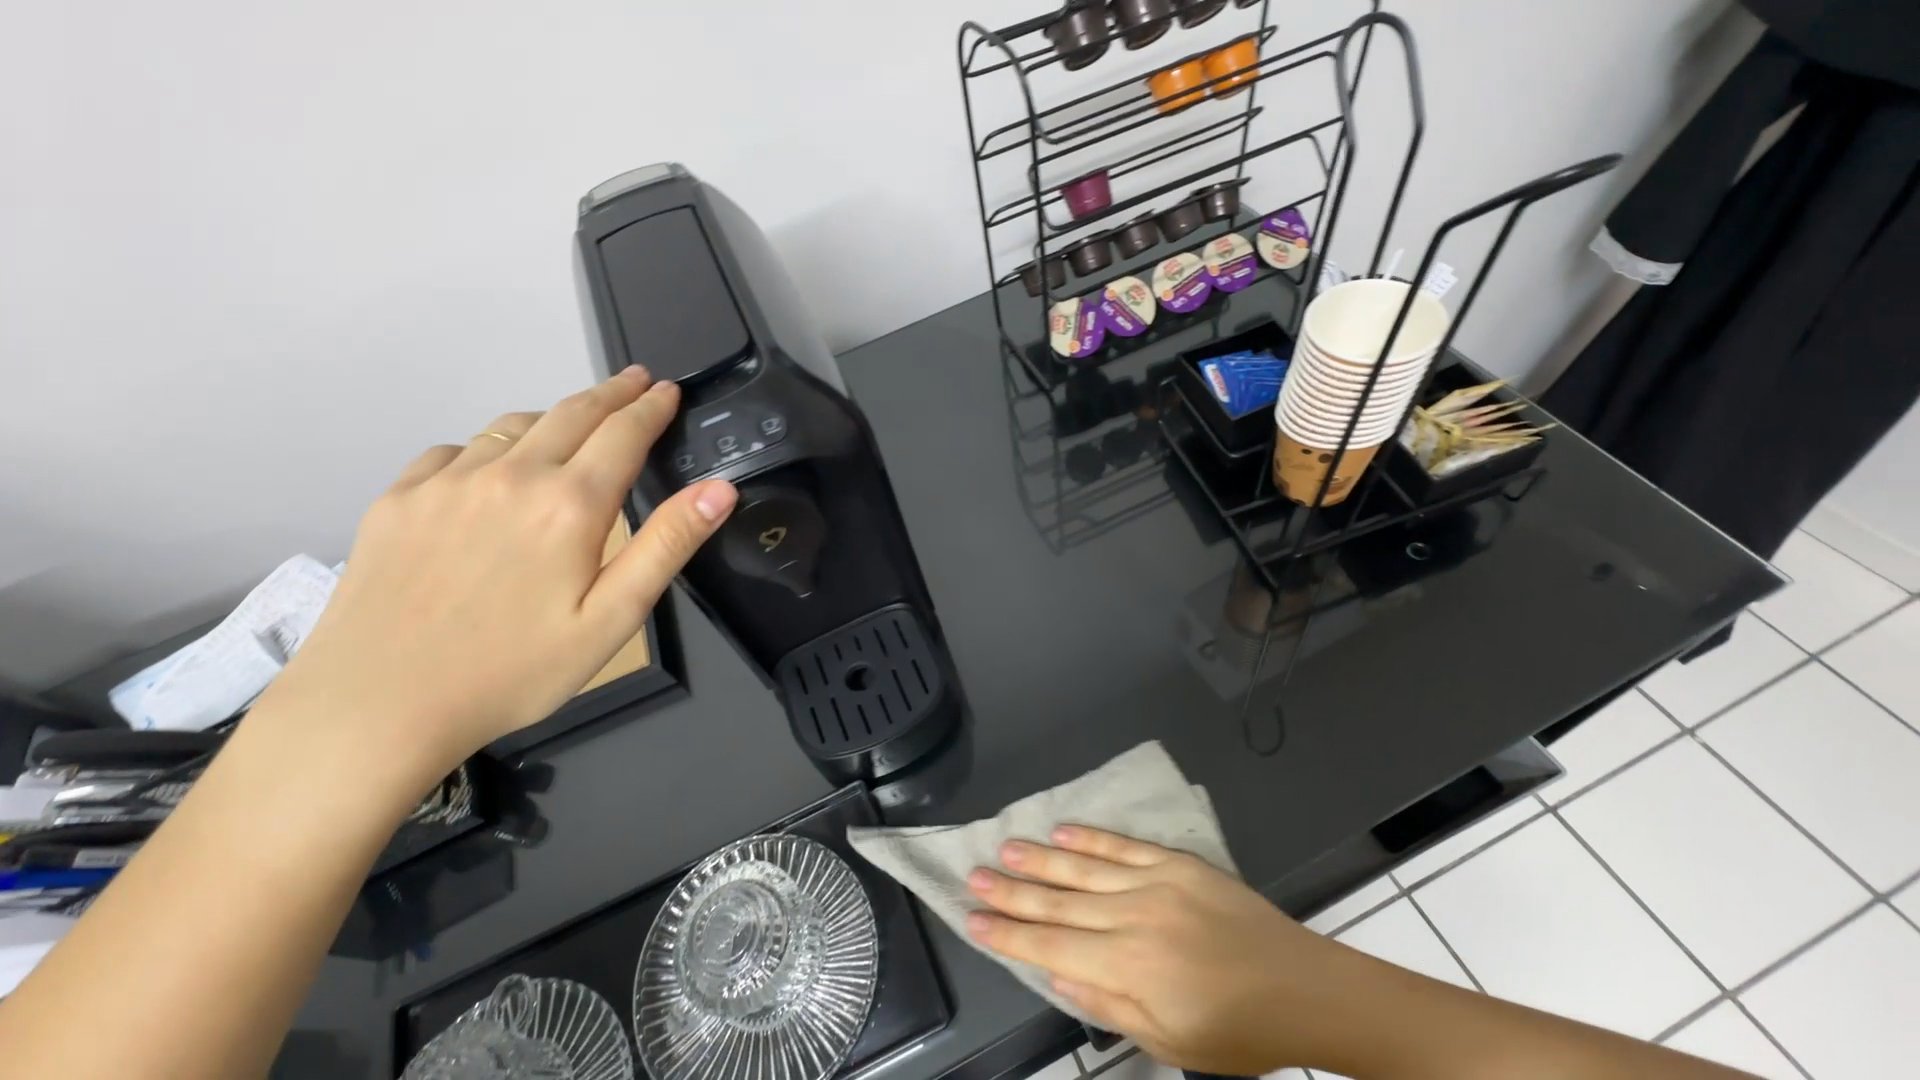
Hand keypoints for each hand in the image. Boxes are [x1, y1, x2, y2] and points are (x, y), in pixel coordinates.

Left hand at [256, 366, 734, 775]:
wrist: (379, 704)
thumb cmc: (514, 671)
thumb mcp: (612, 620)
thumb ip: (667, 546)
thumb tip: (719, 489)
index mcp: (570, 504)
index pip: (623, 433)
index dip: (651, 407)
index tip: (667, 389)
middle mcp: (510, 475)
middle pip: (570, 413)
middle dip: (610, 393)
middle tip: (634, 379)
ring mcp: (446, 482)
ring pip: (512, 425)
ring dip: (552, 415)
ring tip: (572, 420)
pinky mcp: (398, 498)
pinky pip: (454, 450)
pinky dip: (487, 446)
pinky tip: (491, 469)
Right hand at [966, 827, 1359, 1074]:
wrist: (1304, 987)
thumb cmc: (1237, 1030)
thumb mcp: (1169, 1041)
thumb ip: (1108, 1006)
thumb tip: (1055, 974)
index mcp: (1129, 967)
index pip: (1051, 946)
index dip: (1008, 935)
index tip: (971, 920)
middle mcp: (1134, 917)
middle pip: (1058, 903)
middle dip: (1011, 893)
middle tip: (972, 877)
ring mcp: (1157, 883)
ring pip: (1084, 869)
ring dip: (1040, 860)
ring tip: (1004, 849)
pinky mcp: (1180, 864)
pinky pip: (1125, 846)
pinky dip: (1091, 839)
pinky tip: (1061, 833)